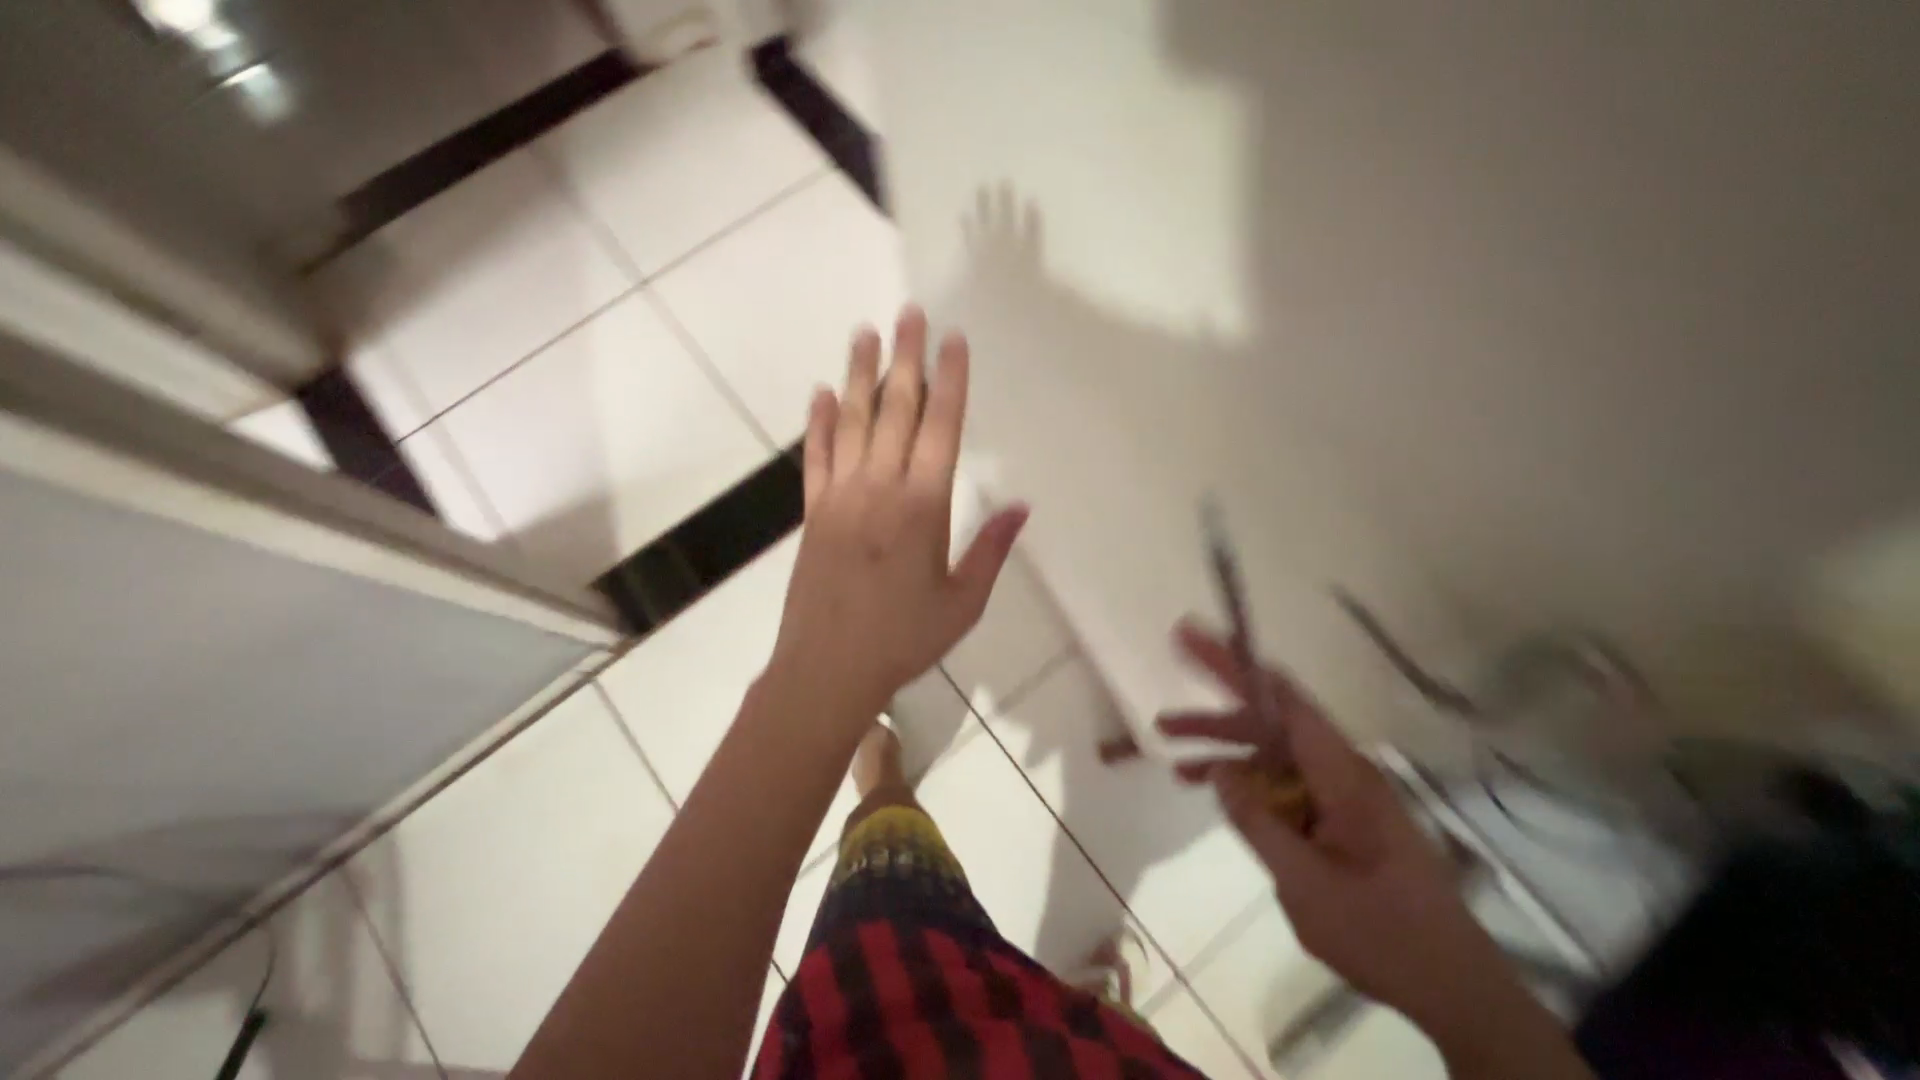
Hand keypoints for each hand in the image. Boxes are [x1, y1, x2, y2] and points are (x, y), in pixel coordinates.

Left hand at [768, 305, 1028, 732]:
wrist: (827, 669)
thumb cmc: (903, 640)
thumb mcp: (962, 603)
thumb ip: (991, 550)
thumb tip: (1021, 507)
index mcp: (923, 507)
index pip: (941, 428)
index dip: (950, 380)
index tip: (954, 340)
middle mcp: (880, 488)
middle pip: (895, 410)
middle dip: (906, 358)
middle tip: (910, 312)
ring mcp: (840, 496)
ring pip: (852, 422)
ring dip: (860, 375)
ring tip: (866, 333)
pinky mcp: (812, 512)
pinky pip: (816, 457)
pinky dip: (819, 423)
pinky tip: (822, 392)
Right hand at [1157, 619, 1520, 1040]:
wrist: (1452, 983)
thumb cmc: (1381, 932)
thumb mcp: (1305, 883)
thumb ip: (1257, 823)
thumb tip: (1220, 771)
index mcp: (1342, 775)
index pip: (1283, 700)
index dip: (1235, 664)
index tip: (1192, 639)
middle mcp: (1344, 772)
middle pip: (1273, 724)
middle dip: (1217, 716)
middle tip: (1164, 719)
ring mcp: (1344, 795)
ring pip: (1277, 756)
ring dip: (1229, 754)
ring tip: (1174, 761)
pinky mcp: (1342, 818)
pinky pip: (1288, 786)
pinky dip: (1251, 786)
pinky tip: (1219, 794)